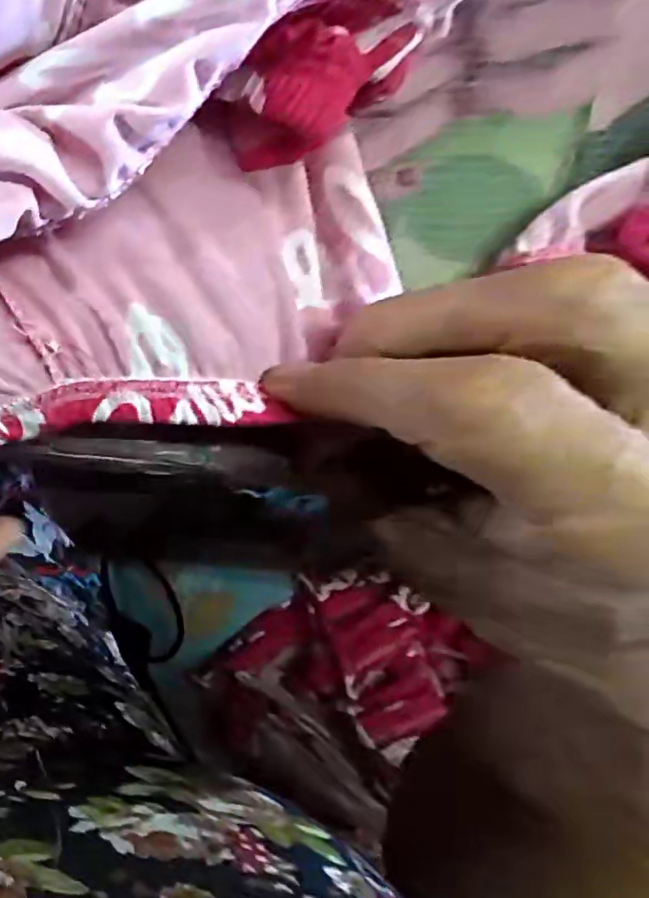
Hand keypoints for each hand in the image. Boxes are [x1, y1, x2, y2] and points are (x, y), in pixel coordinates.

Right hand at [263, 255, 648, 714]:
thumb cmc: (566, 613)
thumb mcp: (452, 572)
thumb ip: (380, 494)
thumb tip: (312, 431)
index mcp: (621, 502)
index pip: (482, 399)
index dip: (361, 381)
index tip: (282, 390)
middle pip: (554, 304)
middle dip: (406, 324)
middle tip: (340, 366)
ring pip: (575, 283)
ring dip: (446, 310)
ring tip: (389, 356)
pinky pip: (582, 300)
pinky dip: (488, 317)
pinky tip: (447, 357)